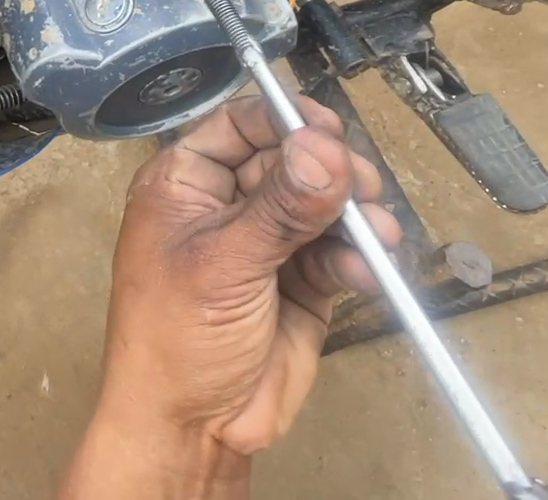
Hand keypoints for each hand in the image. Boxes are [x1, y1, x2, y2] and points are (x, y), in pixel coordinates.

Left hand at [59, 94, 398, 499]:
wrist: (191, 426)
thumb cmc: (174, 335)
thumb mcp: (222, 264)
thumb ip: (278, 209)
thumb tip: (322, 150)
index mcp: (185, 182)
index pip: (237, 125)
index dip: (281, 120)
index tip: (327, 127)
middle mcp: (226, 202)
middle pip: (290, 160)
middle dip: (329, 169)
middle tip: (360, 184)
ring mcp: (266, 241)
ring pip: (320, 204)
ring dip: (353, 214)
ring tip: (373, 232)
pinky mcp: (300, 280)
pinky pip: (338, 252)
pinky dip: (358, 258)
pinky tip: (365, 271)